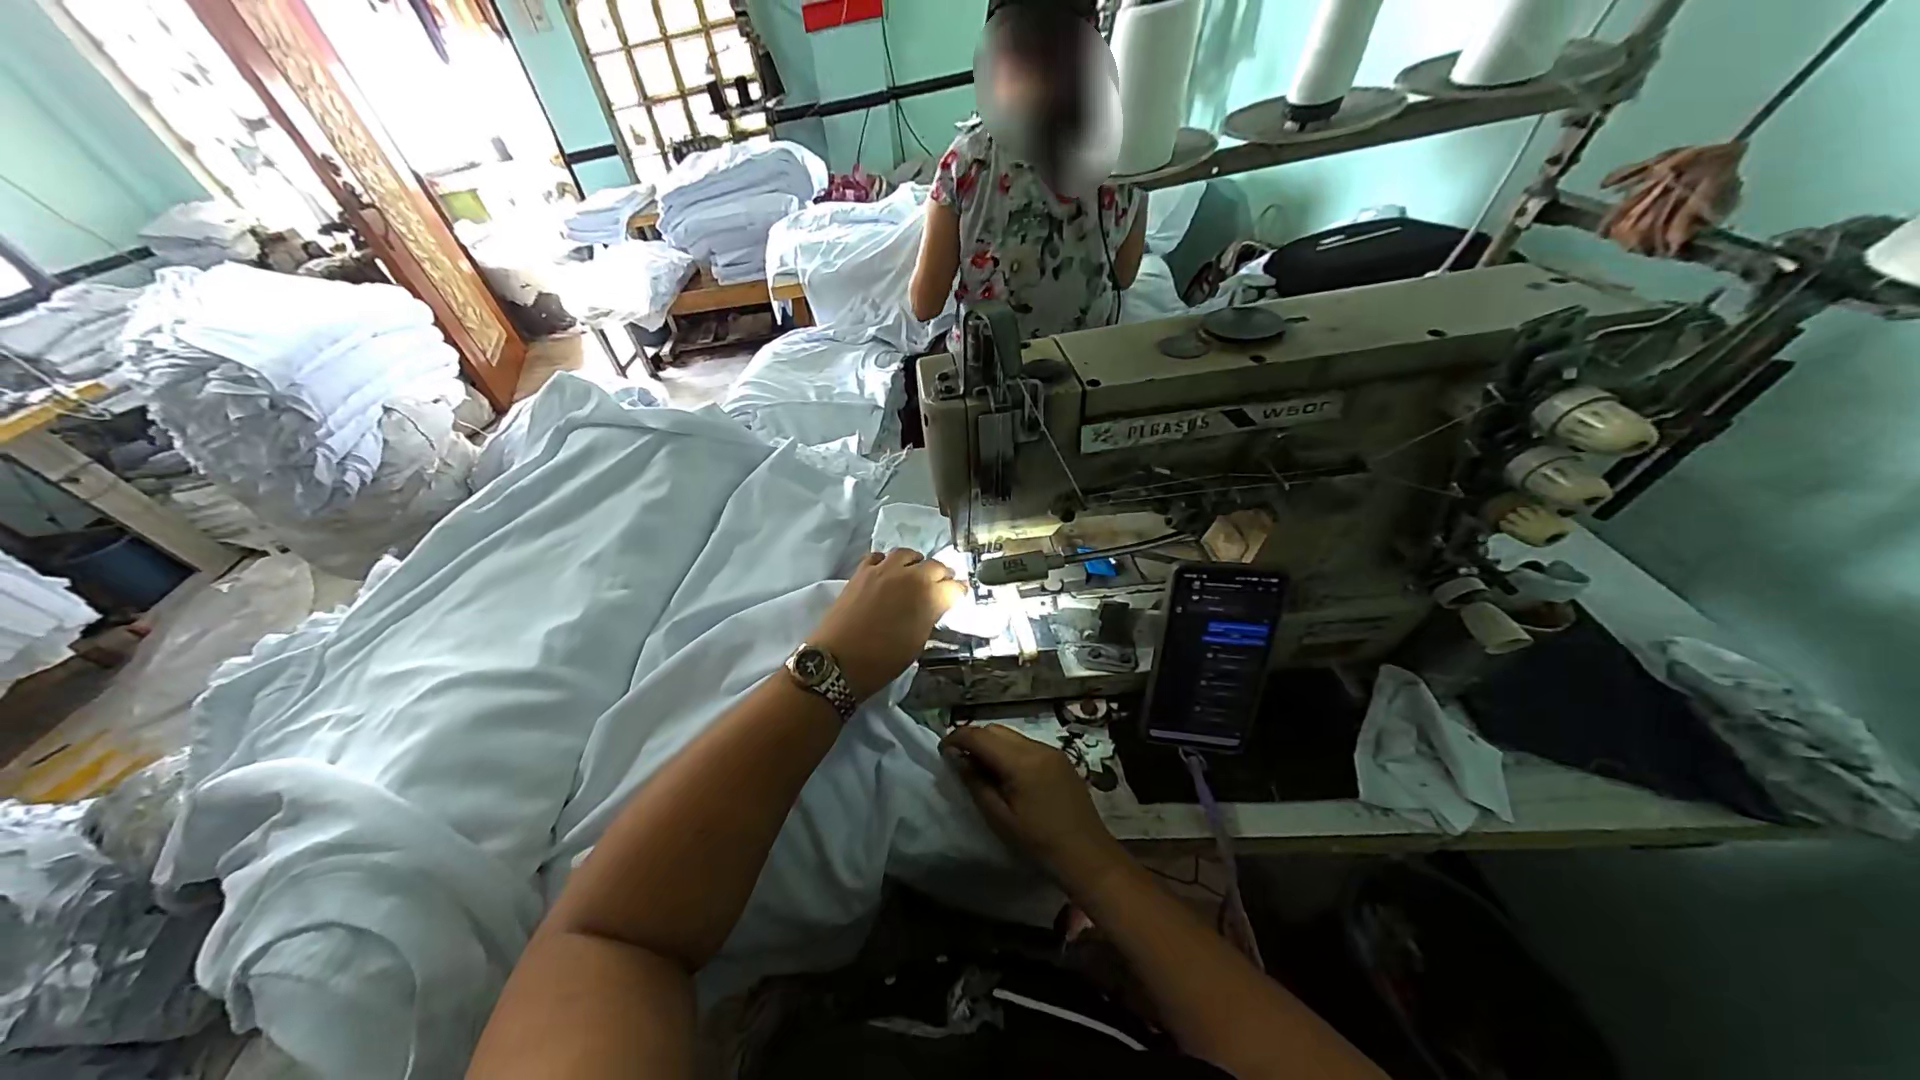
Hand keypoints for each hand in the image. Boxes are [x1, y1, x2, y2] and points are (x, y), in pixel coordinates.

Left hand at [810, 549, 966, 699]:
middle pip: (935, 565)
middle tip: (942, 586)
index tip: (959, 596)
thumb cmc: (883, 660)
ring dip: (916, 563)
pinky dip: (887, 562)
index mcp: (928, 596)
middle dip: (942, 575)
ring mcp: (883, 570)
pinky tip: (887, 574)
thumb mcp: (917, 642)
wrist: (839, 661)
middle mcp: (909, 576)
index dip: (959, 592)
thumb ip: (930, 616)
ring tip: (915, 574)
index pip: (954, 587)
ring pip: (907, 554)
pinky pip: (879, 557)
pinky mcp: (862, 572)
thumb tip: (935, 606)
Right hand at [941, 724, 1126, 887]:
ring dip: (992, 745)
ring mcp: (1052, 751)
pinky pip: (1027, 745)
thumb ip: (976, 783)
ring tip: (980, 770)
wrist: (1088, 857)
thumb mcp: (999, 818)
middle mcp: (1037, 747)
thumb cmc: (1039, 843)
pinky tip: (1005, 775)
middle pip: (995, 729)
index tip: (941, 752)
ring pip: (1011, 735)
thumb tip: (956, 757)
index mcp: (1021, 761)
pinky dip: (1009, 751)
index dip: (956, 738)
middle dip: (973, 739)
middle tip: (959, 762)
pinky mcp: (1061, 760)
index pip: (979, 735)